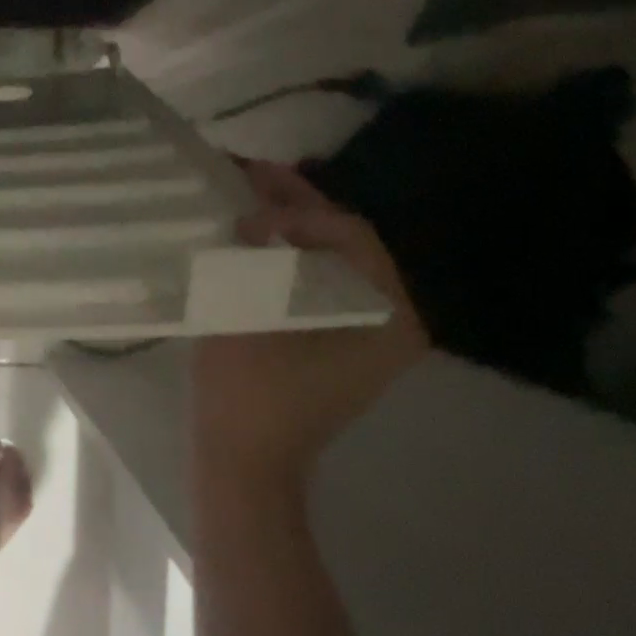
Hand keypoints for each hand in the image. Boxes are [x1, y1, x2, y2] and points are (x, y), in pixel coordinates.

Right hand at [191, 161, 429, 482]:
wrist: (245, 463)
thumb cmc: (249, 394)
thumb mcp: (249, 316)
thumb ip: (258, 261)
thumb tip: (255, 221)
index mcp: (387, 314)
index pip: (352, 235)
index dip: (299, 211)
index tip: (247, 209)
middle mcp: (390, 318)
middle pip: (344, 243)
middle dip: (295, 206)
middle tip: (248, 171)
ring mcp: (366, 334)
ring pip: (328, 260)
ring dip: (288, 227)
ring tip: (244, 193)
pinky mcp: (338, 344)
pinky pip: (318, 284)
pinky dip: (286, 257)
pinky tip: (249, 240)